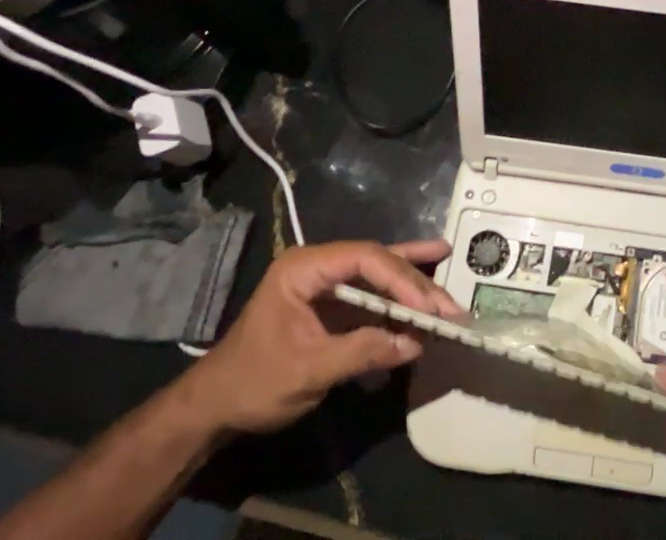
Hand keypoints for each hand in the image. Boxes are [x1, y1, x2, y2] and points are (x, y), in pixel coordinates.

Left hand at [172, 239, 461, 434]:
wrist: (215, 407)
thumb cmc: (254, 383)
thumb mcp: (309, 370)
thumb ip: (362, 351)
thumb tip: (414, 343)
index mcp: (303, 269)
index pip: (364, 259)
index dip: (400, 280)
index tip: (427, 308)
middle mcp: (317, 266)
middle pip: (377, 264)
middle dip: (415, 285)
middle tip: (450, 306)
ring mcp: (325, 284)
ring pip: (379, 273)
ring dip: (414, 285)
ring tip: (448, 281)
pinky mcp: (333, 305)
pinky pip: (373, 292)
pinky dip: (400, 295)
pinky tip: (427, 276)